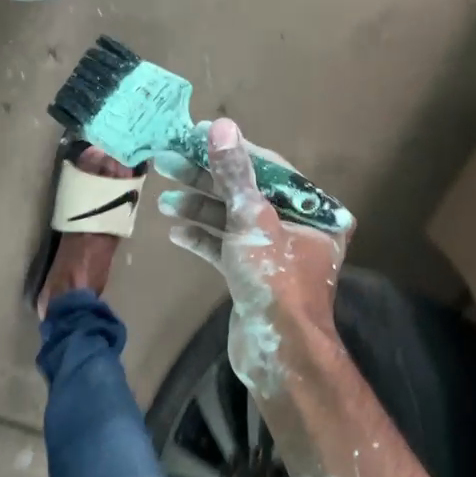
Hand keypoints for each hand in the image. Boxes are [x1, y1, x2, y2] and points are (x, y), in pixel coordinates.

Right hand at [157, 118, 349, 396]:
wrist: (278, 350)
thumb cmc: (275, 280)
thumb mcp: (252, 221)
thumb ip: (235, 174)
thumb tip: (221, 126)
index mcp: (313, 211)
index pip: (267, 168)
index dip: (229, 151)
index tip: (193, 136)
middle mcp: (297, 228)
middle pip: (244, 192)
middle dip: (204, 179)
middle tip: (165, 162)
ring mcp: (273, 254)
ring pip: (231, 220)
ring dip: (197, 209)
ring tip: (162, 200)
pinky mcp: (252, 277)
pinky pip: (225, 248)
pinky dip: (202, 239)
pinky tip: (175, 232)